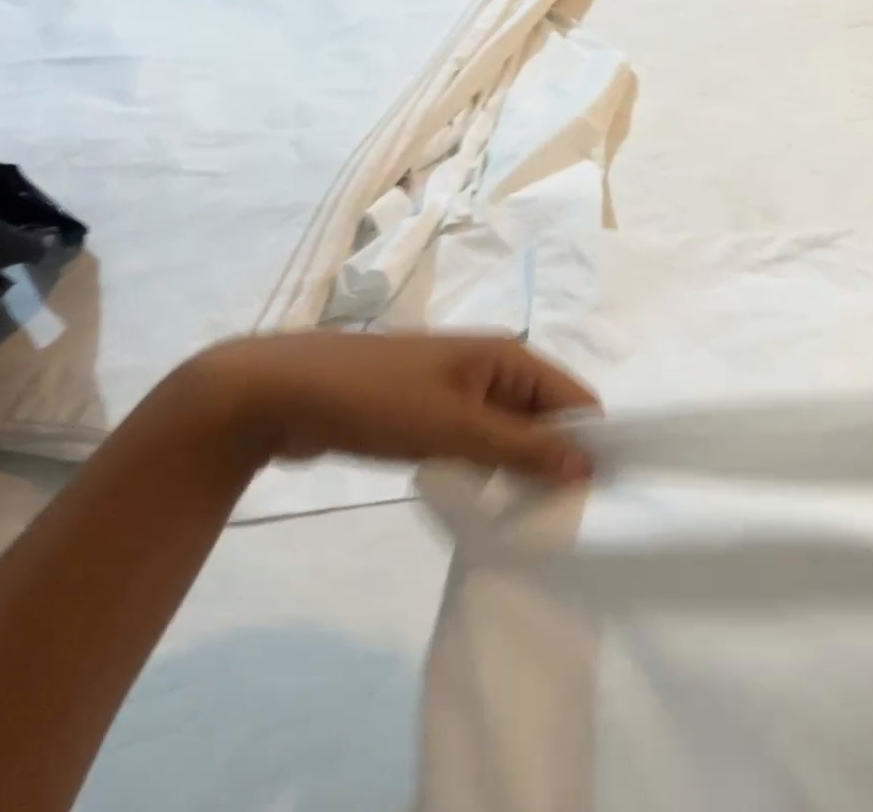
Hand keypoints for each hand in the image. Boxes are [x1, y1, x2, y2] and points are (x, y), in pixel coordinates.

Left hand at [182, 332, 597, 481]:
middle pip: (545, 417)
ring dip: (519, 468)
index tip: (597, 495)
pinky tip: (485, 500)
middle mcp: (492, 368)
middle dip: (554, 461)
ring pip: (511, 432)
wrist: (274, 393)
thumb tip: (588, 466)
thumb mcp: (457, 428)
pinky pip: (478, 440)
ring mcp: (460, 389)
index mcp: (508, 357)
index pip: (574, 399)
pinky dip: (487, 467)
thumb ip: (525, 449)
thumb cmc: (375, 402)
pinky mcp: (432, 410)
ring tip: (526, 515)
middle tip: (559, 515)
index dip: (590, 442)